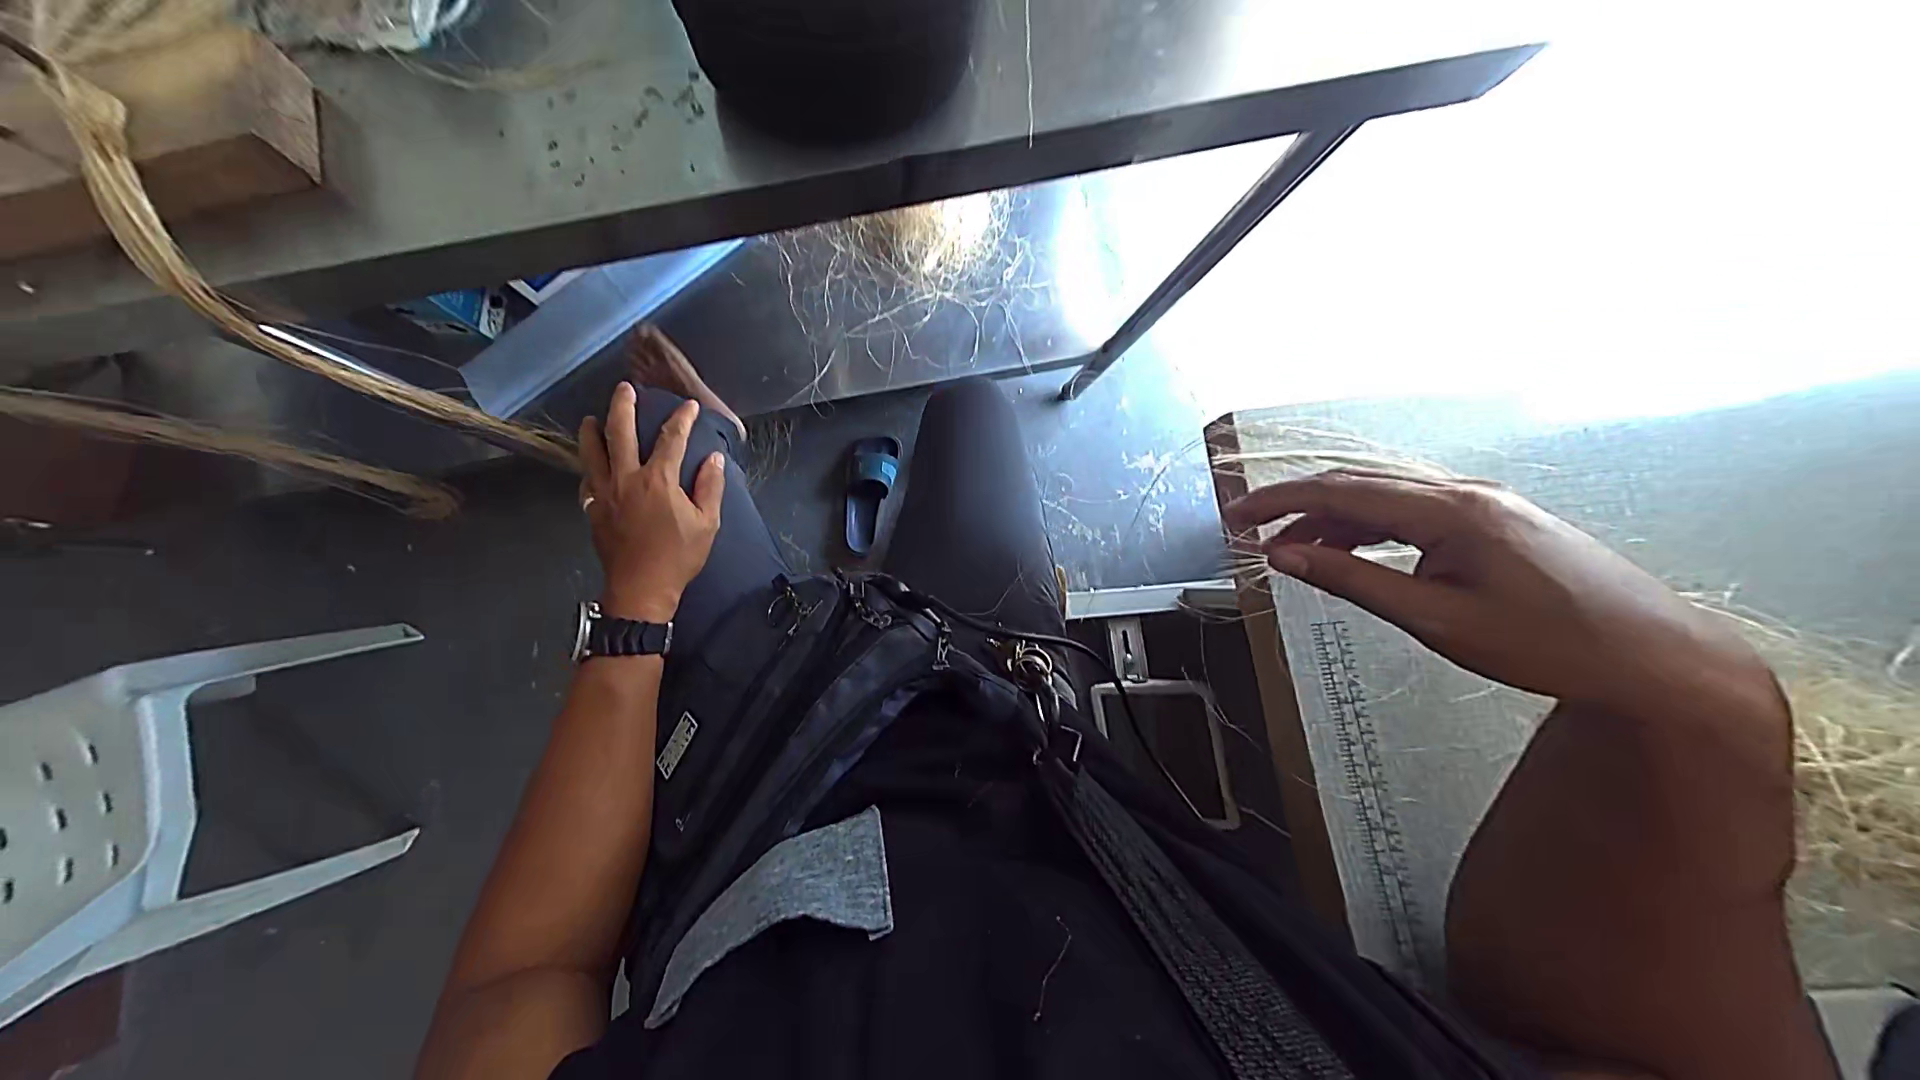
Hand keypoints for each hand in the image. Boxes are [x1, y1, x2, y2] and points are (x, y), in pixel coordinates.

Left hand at [578, 383, 724, 621]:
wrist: (641, 588)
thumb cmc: (679, 557)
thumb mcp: (707, 523)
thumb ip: (709, 487)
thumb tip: (713, 459)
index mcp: (658, 480)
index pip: (671, 438)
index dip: (682, 418)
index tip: (689, 406)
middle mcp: (627, 478)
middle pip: (620, 432)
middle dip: (623, 406)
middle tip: (625, 389)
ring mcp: (605, 493)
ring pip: (592, 452)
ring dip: (593, 431)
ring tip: (593, 418)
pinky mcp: (593, 508)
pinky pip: (586, 478)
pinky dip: (588, 465)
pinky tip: (591, 463)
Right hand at [1223, 469, 1780, 720]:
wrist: (1654, 657)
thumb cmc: (1546, 644)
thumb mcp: (1435, 618)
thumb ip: (1353, 582)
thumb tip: (1286, 558)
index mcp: (1449, 512)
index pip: (1341, 492)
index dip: (1280, 501)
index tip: (1236, 517)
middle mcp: (1462, 494)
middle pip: (1357, 486)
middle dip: (1296, 505)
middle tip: (1249, 529)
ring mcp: (1481, 504)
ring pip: (1382, 499)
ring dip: (1329, 521)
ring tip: (1289, 551)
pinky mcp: (1491, 521)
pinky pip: (1409, 513)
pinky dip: (1366, 530)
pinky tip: (1347, 552)